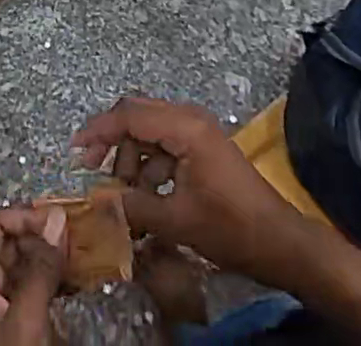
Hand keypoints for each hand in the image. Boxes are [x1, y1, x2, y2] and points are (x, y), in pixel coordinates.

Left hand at [0, 205, 67, 345]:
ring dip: (53, 258)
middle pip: (14, 243)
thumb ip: (41, 268)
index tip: (60, 219)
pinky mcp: (20, 327)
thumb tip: (57, 218)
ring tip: (81, 253)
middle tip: (76, 235)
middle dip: (44, 235)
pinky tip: (75, 281)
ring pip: (29, 267)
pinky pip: (38, 292)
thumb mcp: (24, 316)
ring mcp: (3, 308)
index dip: (27, 217)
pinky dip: (57, 283)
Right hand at [71, 97, 304, 284]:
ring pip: (147, 130)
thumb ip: (131, 205)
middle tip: (91, 168)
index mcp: (183, 127)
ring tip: (124, 193)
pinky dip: (148, 165)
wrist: (285, 245)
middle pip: (135, 115)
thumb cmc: (231, 228)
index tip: (75, 151)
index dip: (97, 132)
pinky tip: (145, 196)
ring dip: (130, 157)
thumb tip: (96, 200)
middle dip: (110, 140)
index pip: (128, 116)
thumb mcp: (176, 220)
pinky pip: (163, 143)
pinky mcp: (202, 146)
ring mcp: (197, 130)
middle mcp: (188, 118)